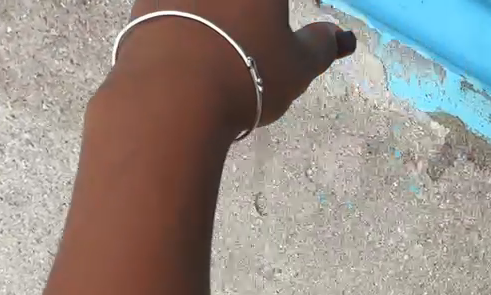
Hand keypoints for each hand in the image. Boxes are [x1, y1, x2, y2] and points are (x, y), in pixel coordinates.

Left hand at [112, 2, 357, 132]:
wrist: (176, 90)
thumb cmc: (251, 72)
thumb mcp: (300, 65)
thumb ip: (322, 45)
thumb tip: (343, 35)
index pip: (277, 0)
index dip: (290, 10)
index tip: (308, 14)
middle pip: (247, 4)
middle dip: (260, 17)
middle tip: (264, 43)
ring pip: (213, 6)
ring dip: (223, 20)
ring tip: (233, 55)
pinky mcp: (148, 0)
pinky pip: (179, 8)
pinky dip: (193, 22)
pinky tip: (200, 51)